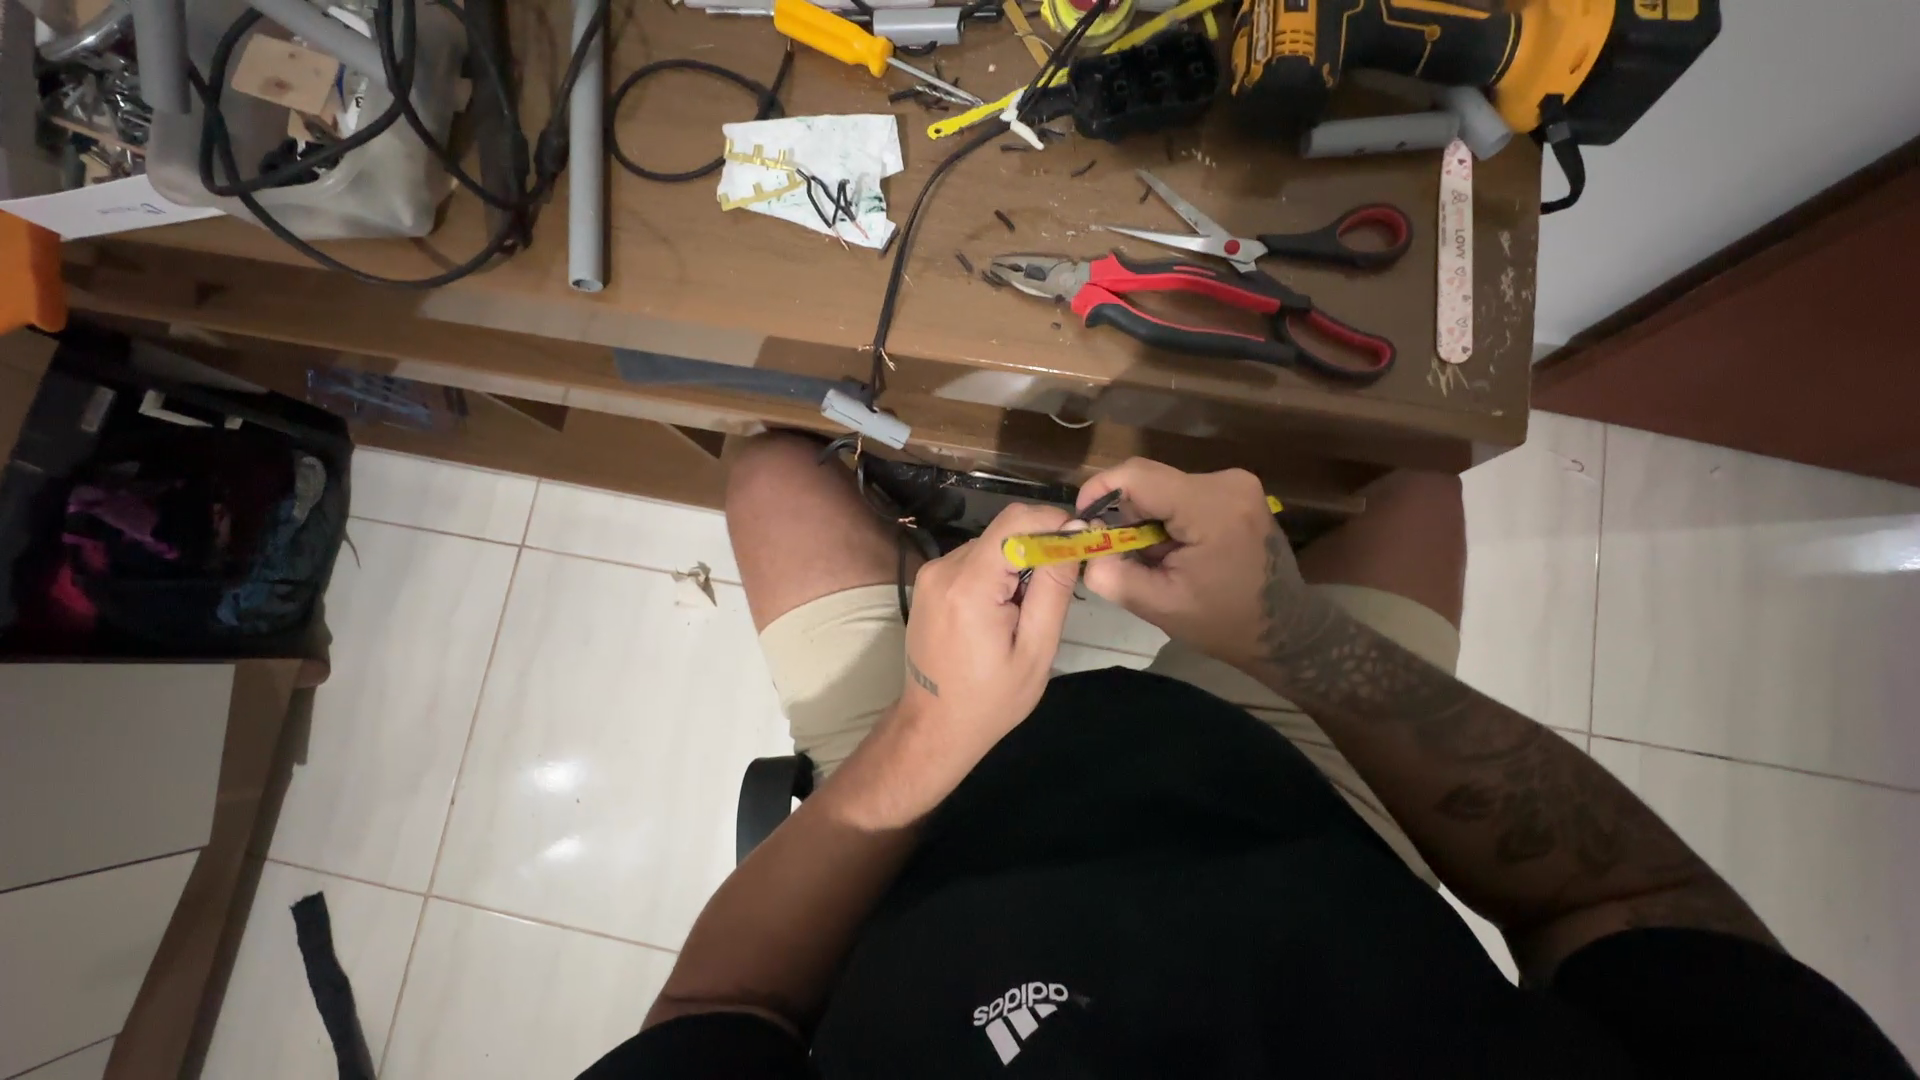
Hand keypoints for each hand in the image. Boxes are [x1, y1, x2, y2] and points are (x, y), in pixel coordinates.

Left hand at [896, 503, 1077, 756]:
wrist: (934, 725)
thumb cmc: (990, 699)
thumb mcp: (1036, 649)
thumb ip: (1054, 587)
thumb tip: (1074, 532)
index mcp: (969, 585)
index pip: (1016, 521)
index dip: (1054, 522)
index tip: (1080, 544)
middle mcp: (943, 568)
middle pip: (1004, 532)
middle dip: (1038, 549)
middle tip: (1058, 591)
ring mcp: (931, 573)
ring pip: (990, 545)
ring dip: (1016, 566)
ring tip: (1025, 612)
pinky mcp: (928, 582)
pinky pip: (973, 560)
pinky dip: (995, 575)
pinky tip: (1002, 612)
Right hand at [1075, 458, 1300, 669]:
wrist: (1286, 630)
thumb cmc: (1224, 622)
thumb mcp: (1160, 606)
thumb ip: (1113, 575)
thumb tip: (1082, 545)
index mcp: (1210, 507)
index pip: (1137, 476)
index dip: (1099, 491)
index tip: (1082, 521)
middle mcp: (1226, 482)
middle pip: (1149, 479)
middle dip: (1124, 513)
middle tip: (1117, 552)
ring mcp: (1236, 483)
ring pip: (1163, 485)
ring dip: (1146, 517)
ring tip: (1151, 557)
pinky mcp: (1237, 490)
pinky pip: (1183, 492)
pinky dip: (1166, 516)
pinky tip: (1173, 549)